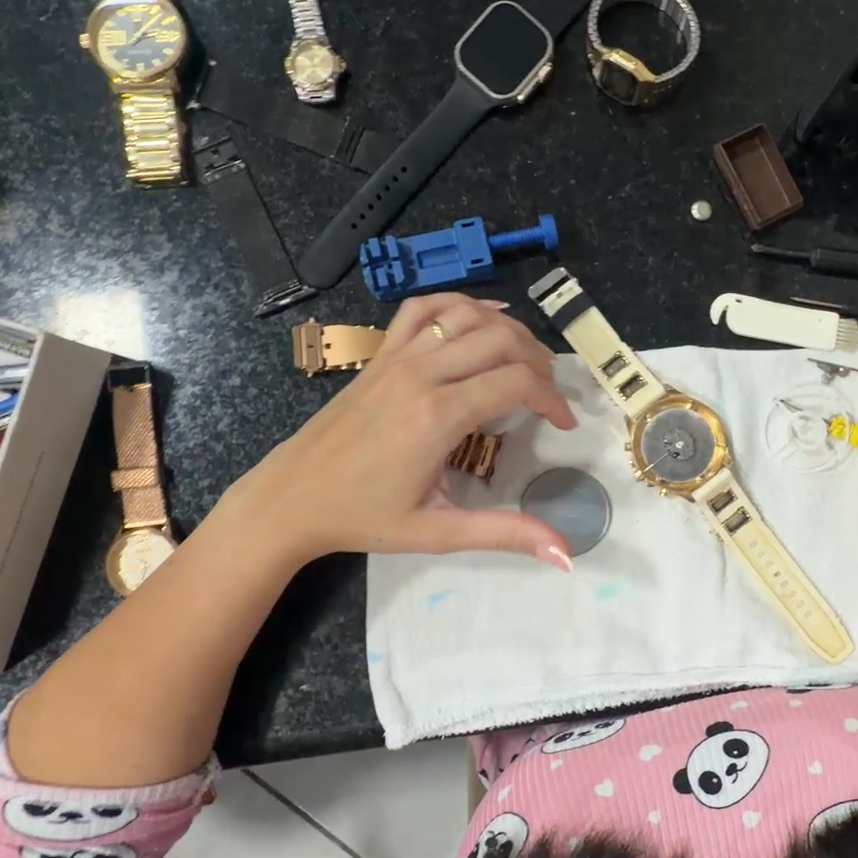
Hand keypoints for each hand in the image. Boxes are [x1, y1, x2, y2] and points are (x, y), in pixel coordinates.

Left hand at [212, 293, 578, 569]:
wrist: (291, 498)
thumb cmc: (364, 517)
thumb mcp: (438, 532)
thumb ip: (505, 534)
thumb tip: (566, 553)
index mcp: (437, 417)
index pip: (516, 383)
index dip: (552, 399)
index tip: (564, 423)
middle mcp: (419, 375)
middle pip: (500, 339)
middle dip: (539, 361)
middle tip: (549, 393)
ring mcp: (396, 358)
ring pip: (466, 316)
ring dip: (507, 329)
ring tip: (525, 359)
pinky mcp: (379, 355)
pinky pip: (422, 309)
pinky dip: (458, 304)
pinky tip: (480, 318)